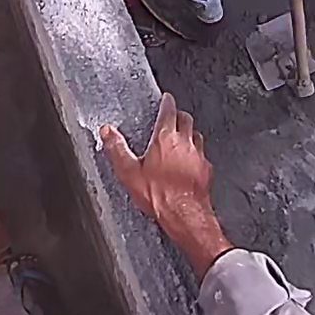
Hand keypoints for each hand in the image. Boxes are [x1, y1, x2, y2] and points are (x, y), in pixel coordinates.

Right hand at [100, 93, 233, 278]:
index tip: (166, 98)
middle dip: (179, 115)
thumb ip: (117, 150)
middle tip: (173, 115)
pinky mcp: (206, 170)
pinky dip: (196, 153)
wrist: (185, 215)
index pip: (169, 111)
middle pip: (186, 119)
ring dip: (189, 133)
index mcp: (165, 139)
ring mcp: (198, 156)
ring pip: (197, 135)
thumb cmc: (160, 195)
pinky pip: (203, 155)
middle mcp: (185, 143)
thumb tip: (108, 132)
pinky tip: (191, 162)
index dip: (167, 102)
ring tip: (182, 137)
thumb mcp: (129, 172)